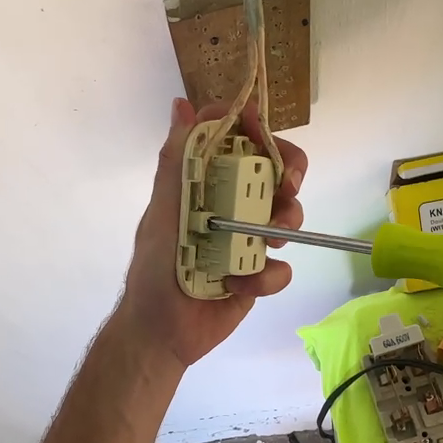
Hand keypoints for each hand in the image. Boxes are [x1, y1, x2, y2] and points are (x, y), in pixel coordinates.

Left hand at [114, 99, 306, 369]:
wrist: (162, 336)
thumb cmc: (153, 274)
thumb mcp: (162, 217)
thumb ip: (175, 166)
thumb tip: (181, 106)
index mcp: (202, 187)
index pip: (233, 142)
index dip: (251, 127)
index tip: (260, 129)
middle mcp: (228, 207)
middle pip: (272, 172)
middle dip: (287, 172)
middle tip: (290, 183)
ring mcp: (246, 241)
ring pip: (285, 216)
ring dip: (286, 222)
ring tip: (271, 239)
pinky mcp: (257, 277)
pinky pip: (280, 269)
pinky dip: (267, 277)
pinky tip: (240, 285)